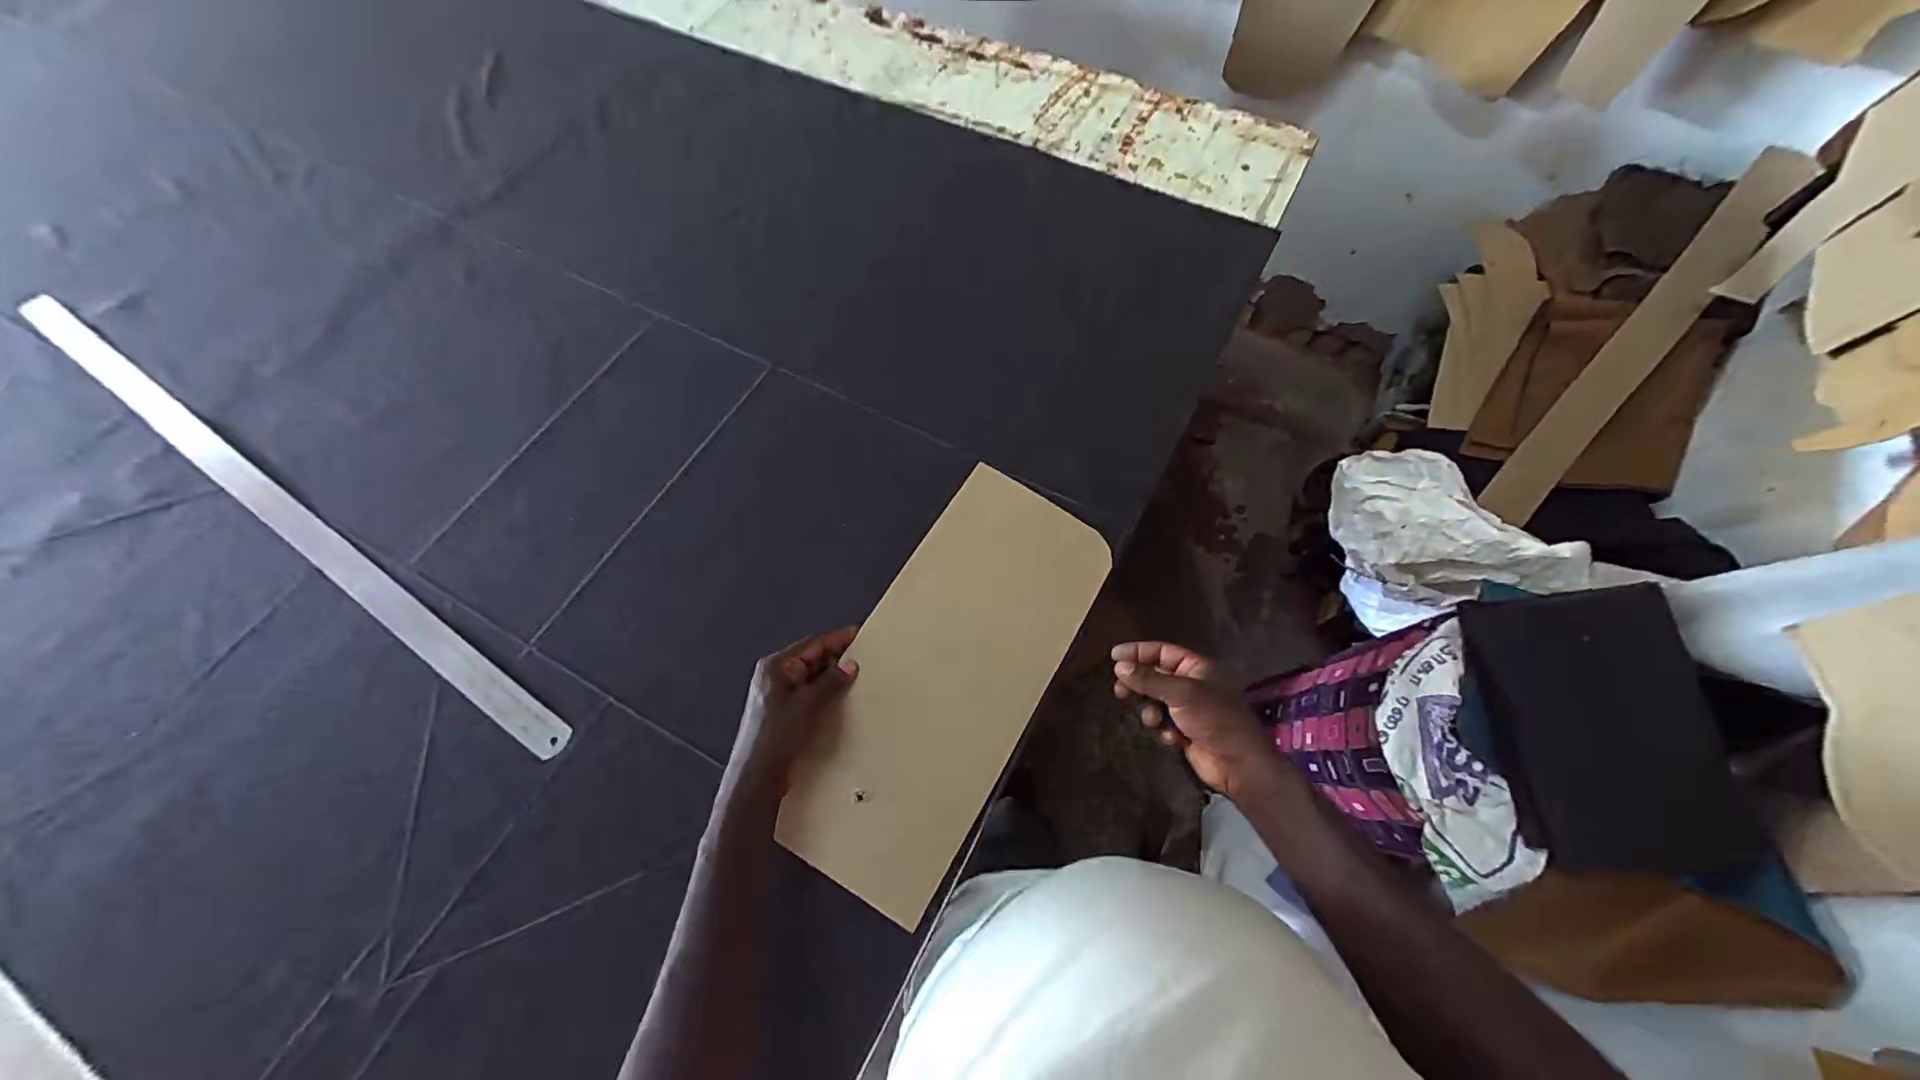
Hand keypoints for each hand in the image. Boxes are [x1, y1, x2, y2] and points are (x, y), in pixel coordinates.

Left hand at [726, 627, 859, 799]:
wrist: (758, 777)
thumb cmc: (774, 738)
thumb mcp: (808, 705)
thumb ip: (831, 682)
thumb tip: (849, 666)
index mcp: (776, 667)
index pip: (812, 644)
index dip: (837, 639)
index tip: (858, 636)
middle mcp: (776, 677)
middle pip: (812, 659)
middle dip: (837, 660)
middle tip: (863, 661)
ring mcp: (780, 695)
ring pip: (813, 677)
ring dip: (832, 679)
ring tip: (856, 680)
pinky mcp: (786, 712)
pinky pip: (811, 694)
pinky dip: (826, 694)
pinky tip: (842, 699)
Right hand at [1112, 641, 1279, 799]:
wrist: (1238, 763)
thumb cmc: (1214, 719)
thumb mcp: (1181, 693)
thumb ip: (1149, 679)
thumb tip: (1119, 667)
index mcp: (1197, 668)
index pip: (1162, 652)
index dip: (1138, 652)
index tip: (1114, 656)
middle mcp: (1192, 685)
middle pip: (1155, 677)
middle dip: (1138, 684)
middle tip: (1120, 691)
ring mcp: (1188, 709)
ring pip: (1155, 701)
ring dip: (1150, 710)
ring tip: (1153, 719)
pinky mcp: (1184, 730)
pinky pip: (1162, 722)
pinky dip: (1162, 728)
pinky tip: (1170, 736)